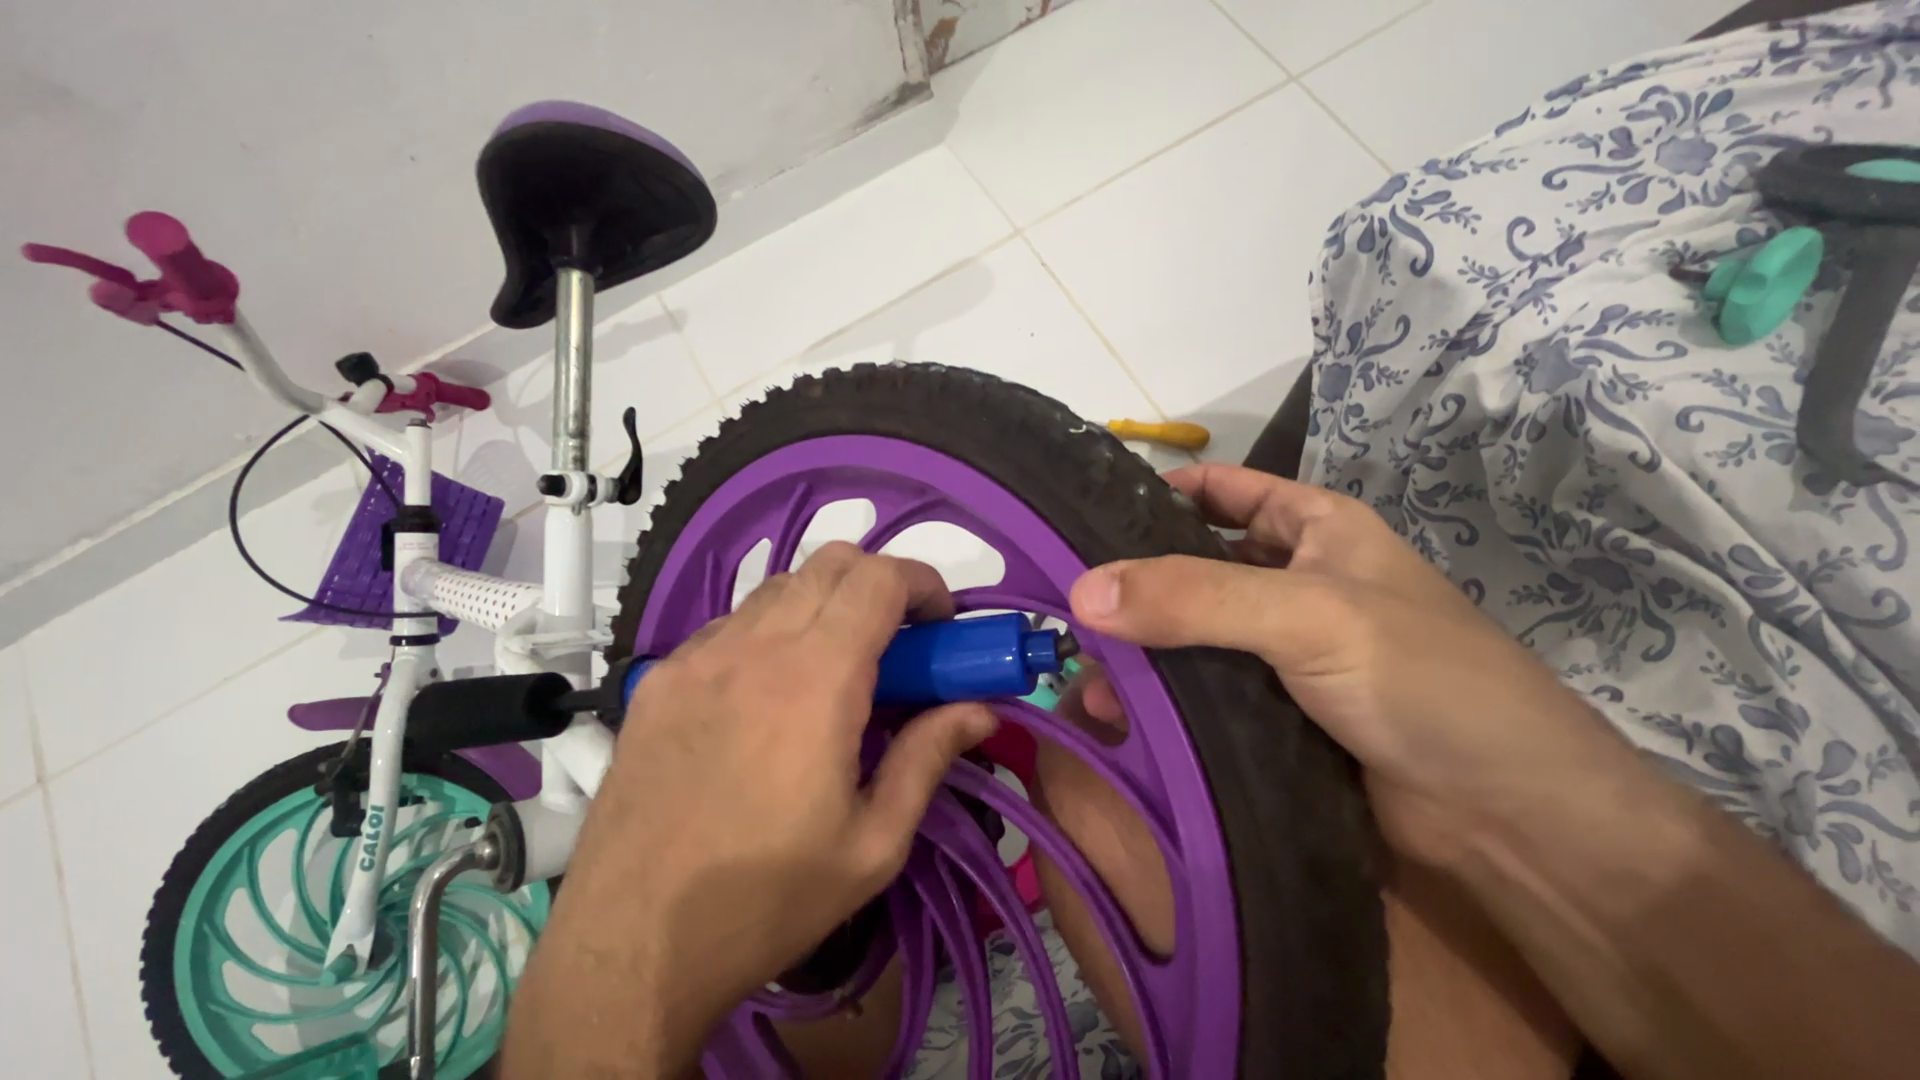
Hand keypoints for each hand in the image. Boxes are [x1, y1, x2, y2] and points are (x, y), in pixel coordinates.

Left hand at [509, 543, 995, 1069]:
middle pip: (830, 563)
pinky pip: (730, 626)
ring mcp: (696, 658)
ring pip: (778, 589)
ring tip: (836, 674)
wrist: (631, 944)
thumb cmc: (767, 901)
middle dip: (879, 585)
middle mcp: (753, 647)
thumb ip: (928, 759)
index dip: (923, 584)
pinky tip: (769, 697)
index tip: (941, 627)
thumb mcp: (874, 845)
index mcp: (816, 680)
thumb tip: (980, 710)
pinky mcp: (657, 680)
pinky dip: (770, 633)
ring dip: (824, 605)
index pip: (878, 579)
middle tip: (899, 646)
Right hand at [1066, 464, 1612, 867]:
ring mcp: (1285, 658)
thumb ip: (1195, 598)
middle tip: (1060, 616)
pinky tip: (1117, 725)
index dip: (1157, 493)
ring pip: (1193, 641)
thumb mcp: (1309, 617)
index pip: (1222, 491)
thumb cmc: (1423, 683)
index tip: (1078, 515)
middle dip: (1134, 589)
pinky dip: (1163, 708)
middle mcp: (1296, 585)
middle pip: (1195, 569)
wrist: (1513, 821)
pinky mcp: (1277, 722)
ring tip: (1084, 690)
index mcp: (1316, 531)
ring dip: (1141, 659)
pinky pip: (1205, 700)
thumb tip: (1080, 591)